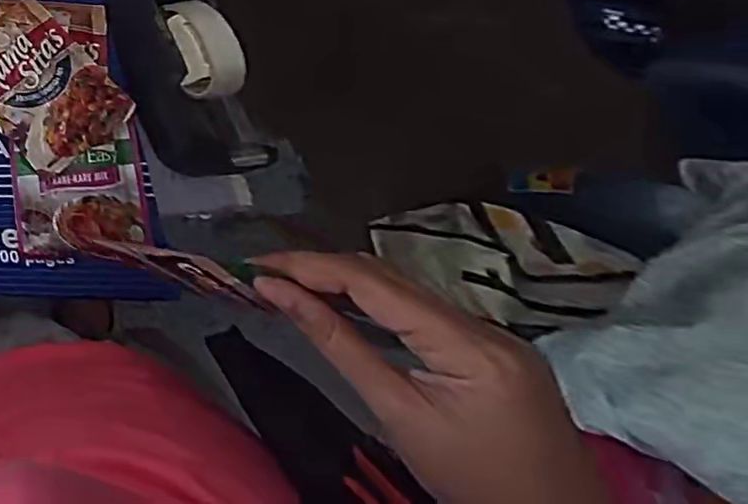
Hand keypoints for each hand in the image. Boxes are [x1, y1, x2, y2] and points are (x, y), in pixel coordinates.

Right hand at [253, 252, 607, 503]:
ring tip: (287, 281)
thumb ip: (334, 342)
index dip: (306, 266)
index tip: (254, 265)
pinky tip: (337, 301)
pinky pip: (416, 305)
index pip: (371, 282)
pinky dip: (369, 298)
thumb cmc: (476, 485)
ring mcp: (492, 334)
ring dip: (339, 278)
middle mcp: (485, 326)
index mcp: (470, 344)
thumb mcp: (397, 414)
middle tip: (263, 271)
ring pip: (399, 285)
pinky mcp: (489, 346)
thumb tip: (271, 289)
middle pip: (385, 276)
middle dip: (318, 267)